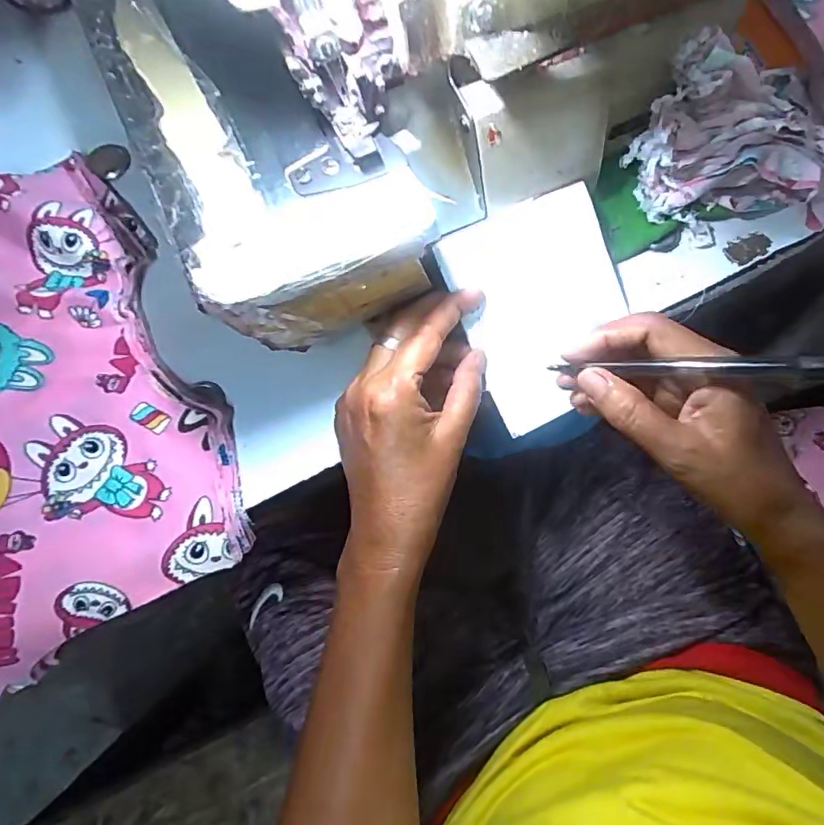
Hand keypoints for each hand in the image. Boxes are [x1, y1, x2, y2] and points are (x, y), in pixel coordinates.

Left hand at [336, 290, 484, 576]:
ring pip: (384, 350)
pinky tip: (429, 375)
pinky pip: (375, 373)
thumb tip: (476, 352)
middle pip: (396, 331)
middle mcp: (361, 385)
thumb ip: (467, 386)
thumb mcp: (453, 435)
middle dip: (429, 314)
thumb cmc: (424, 488)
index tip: (473, 293)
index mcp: (389, 390)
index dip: (450, 309)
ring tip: (456, 352)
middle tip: (461, 305)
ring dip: (417, 342)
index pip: (423, 335)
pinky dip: (402, 365)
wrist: (385, 531)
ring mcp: (349, 397)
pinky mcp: (346, 410)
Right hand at [559, 314, 820, 538]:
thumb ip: (629, 411)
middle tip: (563, 374)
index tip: (570, 355)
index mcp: (711, 365)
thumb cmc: (733, 482)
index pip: (652, 331)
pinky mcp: (690, 404)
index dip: (606, 338)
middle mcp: (704, 365)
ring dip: (607, 377)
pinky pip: (650, 390)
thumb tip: (586, 377)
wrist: (774, 514)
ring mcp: (698, 384)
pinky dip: (621, 396)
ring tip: (570, 392)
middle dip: (602, 357)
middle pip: (645, 345)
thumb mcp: (675, 448)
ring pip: (643, 368)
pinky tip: (592, 405)